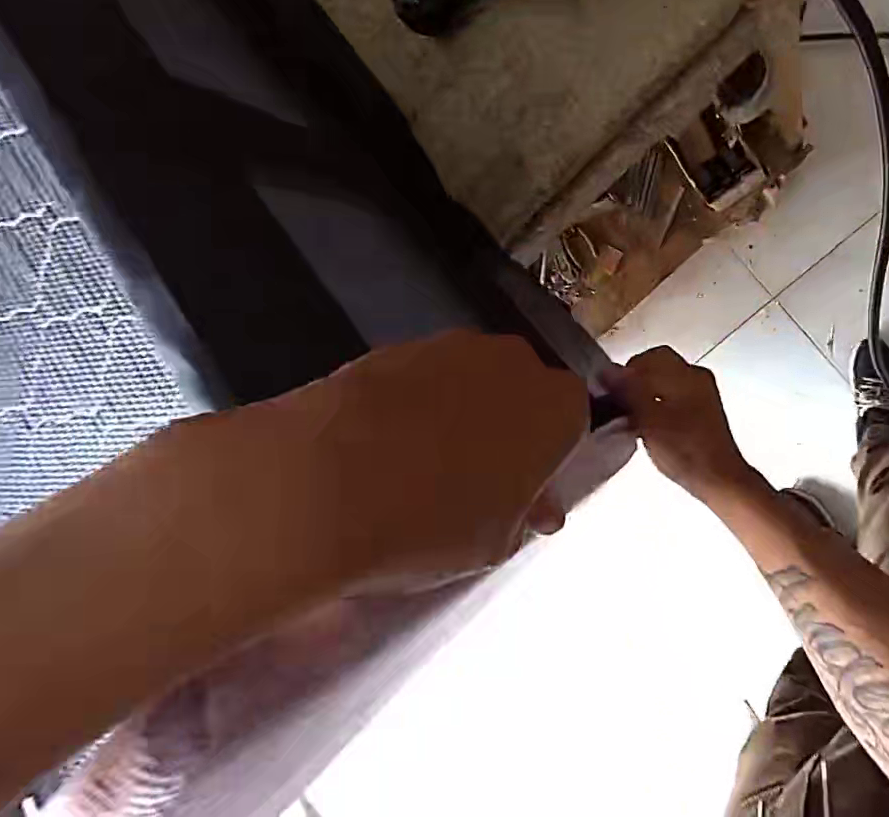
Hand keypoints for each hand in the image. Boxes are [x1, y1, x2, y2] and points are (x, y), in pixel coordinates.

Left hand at [174, 330, 586, 591]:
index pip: (571, 427)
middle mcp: (517, 362)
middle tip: (476, 480)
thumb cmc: (431, 521)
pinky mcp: (399, 345)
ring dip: (462, 414)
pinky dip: (414, 405)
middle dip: (509, 432)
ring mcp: (456, 347)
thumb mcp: (495, 543)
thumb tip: (535, 508)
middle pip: (524, 397)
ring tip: (420, 464)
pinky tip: (382, 445)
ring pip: (474, 383)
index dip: (548, 462)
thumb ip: (524, 517)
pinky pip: (424, 378)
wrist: (317, 485)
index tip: (524, 493)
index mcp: (559, 407)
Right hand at [607, 346, 759, 503]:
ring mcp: (703, 396)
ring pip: (667, 382)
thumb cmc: (687, 451)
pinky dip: (658, 404)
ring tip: (630, 414)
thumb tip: (608, 371)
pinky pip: (675, 397)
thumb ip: (628, 391)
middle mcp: (698, 380)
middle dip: (636, 380)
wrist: (718, 479)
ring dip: (647, 393)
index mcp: (688, 375)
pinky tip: (647, 424)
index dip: (627, 369)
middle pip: (661, 367)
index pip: (652, 356)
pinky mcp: (703, 413)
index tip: (611, 387)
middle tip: (618, 399)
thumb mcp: (649, 419)